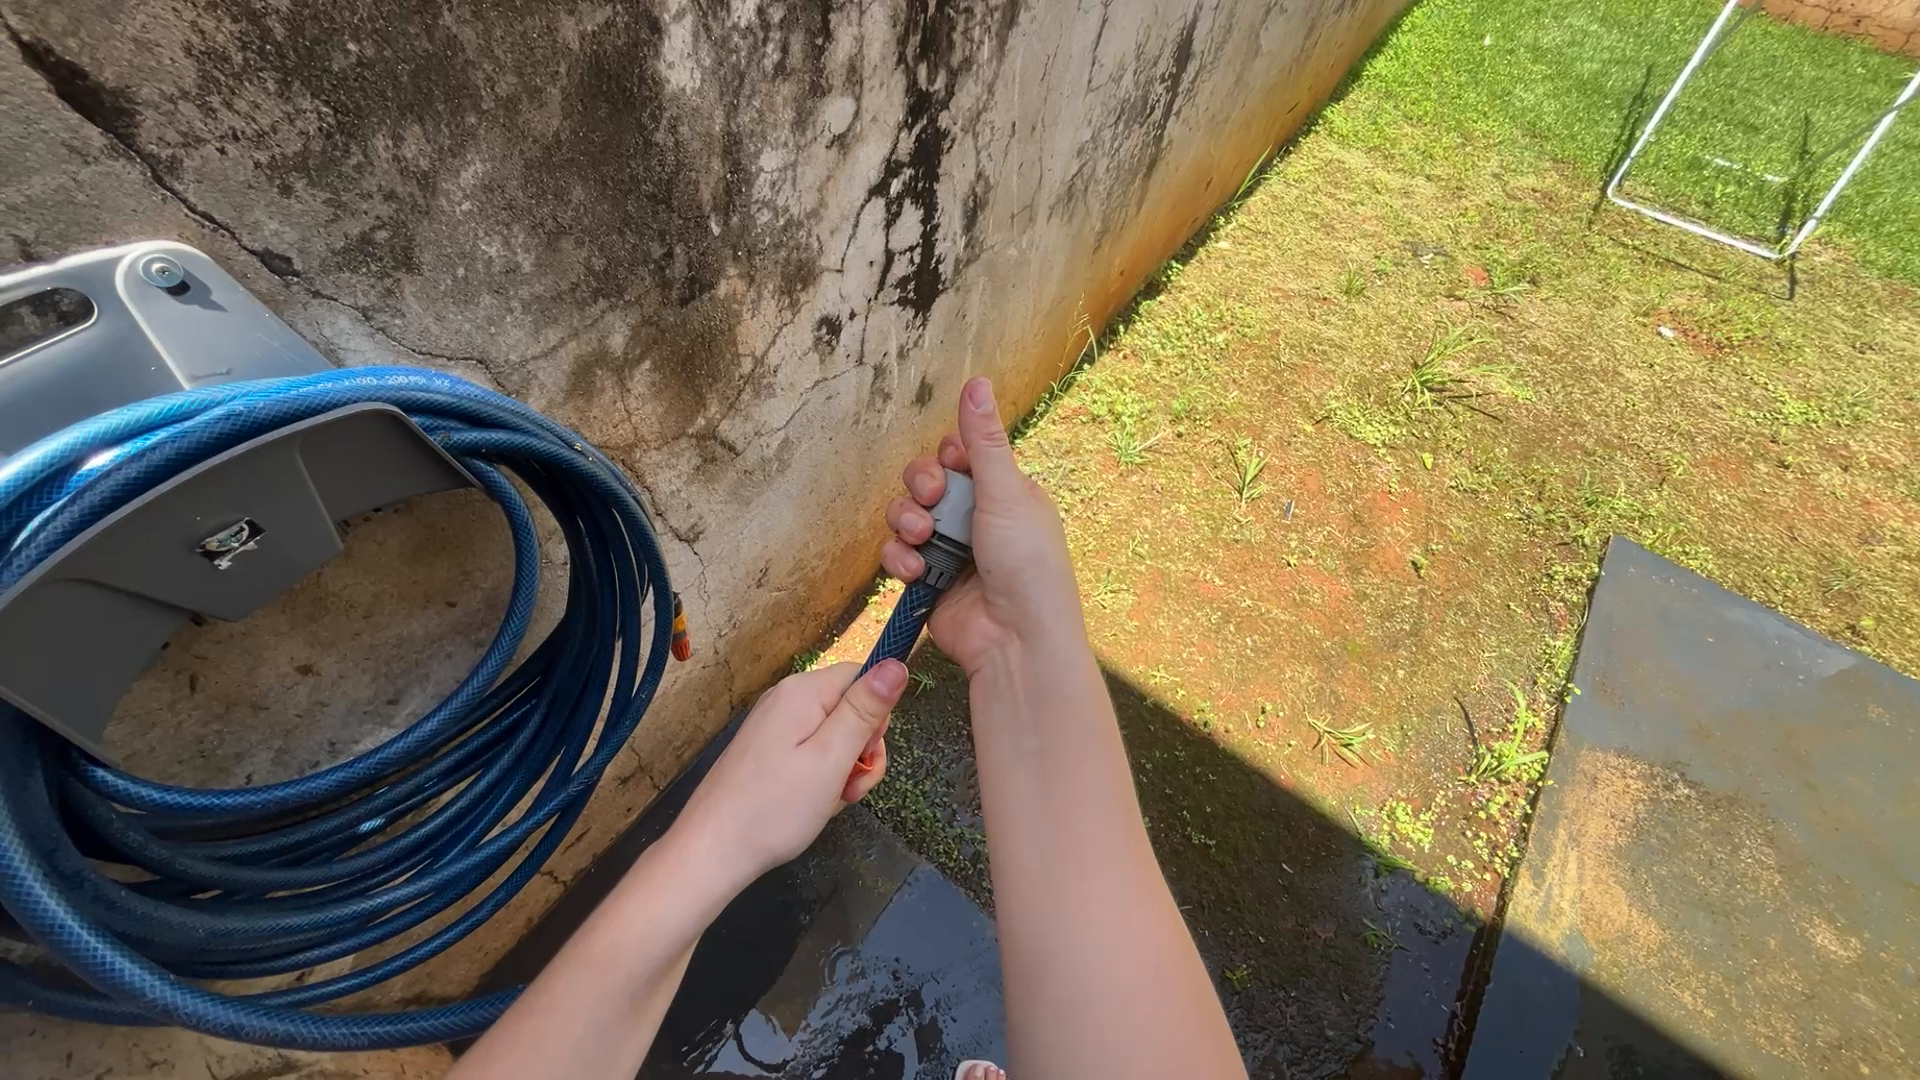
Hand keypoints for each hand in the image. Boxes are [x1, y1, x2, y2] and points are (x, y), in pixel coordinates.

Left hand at [669, 660, 906, 894]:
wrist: (710, 853)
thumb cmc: (775, 808)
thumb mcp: (832, 758)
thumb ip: (865, 709)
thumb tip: (896, 663)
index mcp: (803, 691)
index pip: (862, 677)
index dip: (875, 715)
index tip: (864, 755)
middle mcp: (787, 697)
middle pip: (851, 707)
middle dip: (860, 748)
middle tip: (848, 787)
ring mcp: (775, 723)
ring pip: (835, 733)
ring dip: (844, 768)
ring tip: (830, 801)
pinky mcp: (768, 748)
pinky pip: (812, 750)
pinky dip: (822, 775)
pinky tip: (813, 802)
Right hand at [881, 377, 1086, 677]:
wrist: (1015, 640)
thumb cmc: (1026, 565)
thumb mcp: (1007, 494)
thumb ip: (984, 441)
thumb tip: (976, 381)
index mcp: (1004, 493)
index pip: (961, 457)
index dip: (947, 457)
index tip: (951, 466)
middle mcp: (976, 518)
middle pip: (927, 481)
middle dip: (921, 487)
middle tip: (932, 498)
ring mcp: (950, 550)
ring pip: (906, 515)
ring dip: (906, 521)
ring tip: (921, 537)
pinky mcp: (928, 579)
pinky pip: (897, 553)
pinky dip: (899, 558)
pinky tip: (913, 569)